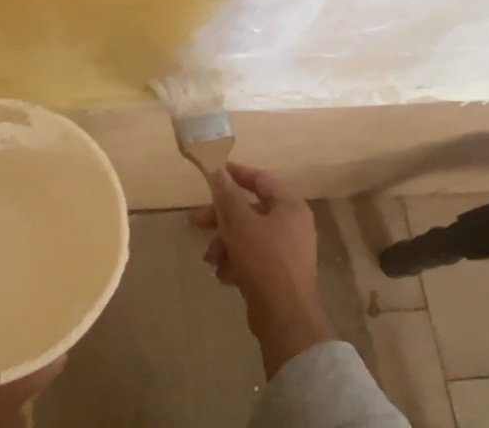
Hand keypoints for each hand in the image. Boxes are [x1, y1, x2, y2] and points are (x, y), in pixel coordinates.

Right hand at [191, 162, 336, 377]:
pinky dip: (236, 263)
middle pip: (250, 211)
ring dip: (224, 244)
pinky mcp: (280, 275)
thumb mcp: (239, 223)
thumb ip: (227, 196)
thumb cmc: (263, 260)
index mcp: (290, 207)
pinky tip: (223, 275)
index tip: (215, 172)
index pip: (262, 180)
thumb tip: (219, 172)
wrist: (284, 316)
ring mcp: (287, 252)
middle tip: (195, 222)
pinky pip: (253, 259)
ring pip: (248, 237)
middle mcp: (292, 226)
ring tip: (210, 260)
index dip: (237, 174)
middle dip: (221, 218)